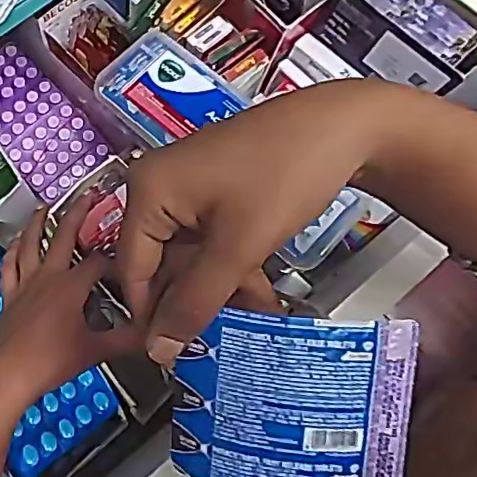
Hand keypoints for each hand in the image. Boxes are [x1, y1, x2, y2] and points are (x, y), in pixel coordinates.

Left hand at [0, 198, 145, 416]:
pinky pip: (10, 265)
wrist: (7, 376)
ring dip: (38, 222)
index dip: (118, 259)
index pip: (100, 260)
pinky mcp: (9, 296)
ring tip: (44, 206)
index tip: (130, 264)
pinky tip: (16, 243)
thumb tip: (152, 335)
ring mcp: (25, 283)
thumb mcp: (95, 351)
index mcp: (71, 286)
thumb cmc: (49, 362)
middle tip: (88, 194)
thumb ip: (126, 341)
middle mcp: (47, 277)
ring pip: (30, 243)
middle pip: (63, 235)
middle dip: (78, 212)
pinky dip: (13, 250)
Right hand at [117, 81, 377, 363]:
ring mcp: (186, 188)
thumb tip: (160, 349)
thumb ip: (196, 301)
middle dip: (197, 298)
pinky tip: (258, 287)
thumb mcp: (238, 246)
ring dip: (220, 286)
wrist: (345, 124)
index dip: (151, 314)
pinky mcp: (212, 191)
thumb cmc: (285, 172)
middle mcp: (157, 187)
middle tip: (225, 332)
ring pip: (189, 256)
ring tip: (256, 309)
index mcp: (147, 191)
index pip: (131, 269)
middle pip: (161, 263)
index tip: (172, 352)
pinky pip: (207, 240)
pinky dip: (230, 264)